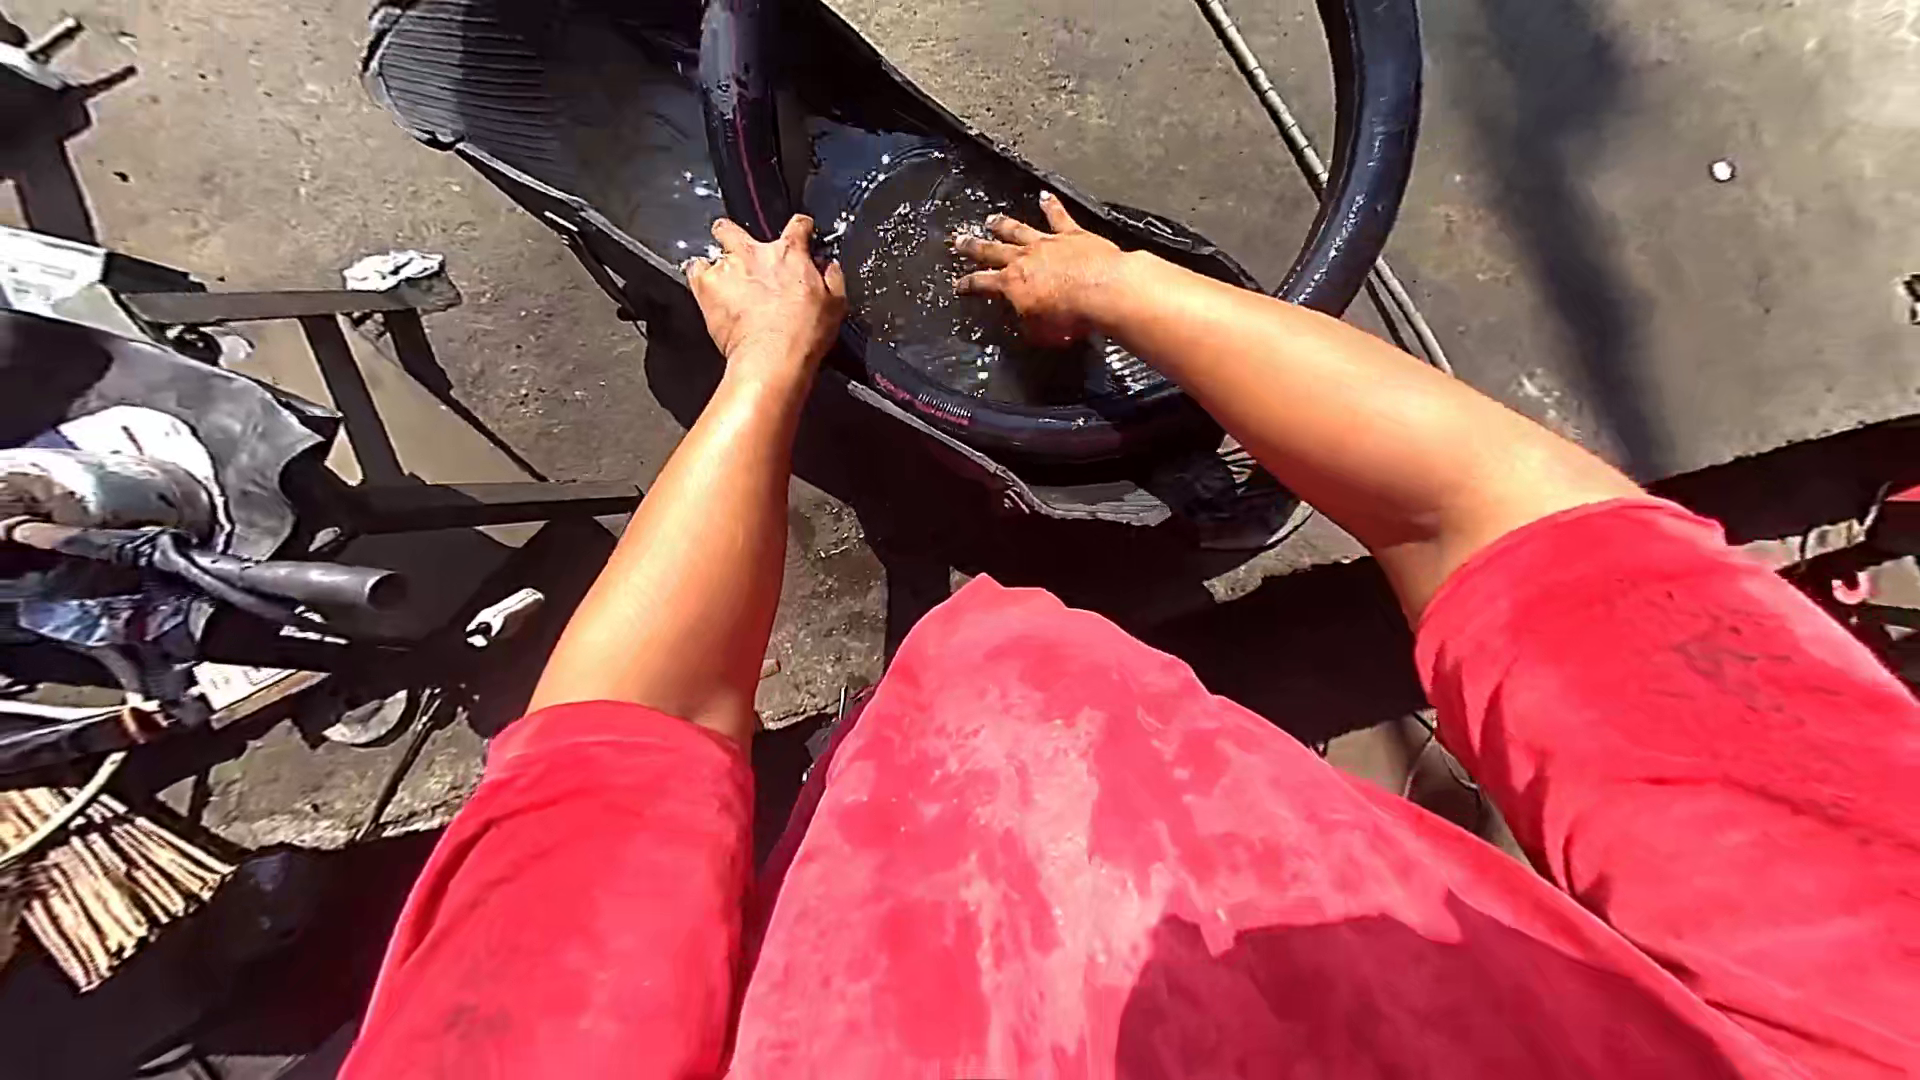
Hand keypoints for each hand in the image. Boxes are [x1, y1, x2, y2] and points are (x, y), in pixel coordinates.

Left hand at [685, 215, 846, 382]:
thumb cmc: (804, 337)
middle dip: (738, 236)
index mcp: (791, 255)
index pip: (797, 225)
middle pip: (738, 227)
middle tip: (745, 256)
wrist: (773, 358)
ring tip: (726, 282)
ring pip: (714, 247)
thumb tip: (828, 266)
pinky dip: (700, 279)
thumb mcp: (836, 306)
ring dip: (719, 261)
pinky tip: (711, 294)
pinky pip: (694, 271)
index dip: (801, 227)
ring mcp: (728, 266)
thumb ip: (832, 278)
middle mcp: (756, 253)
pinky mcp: (707, 285)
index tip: (801, 232)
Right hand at [952, 192, 1128, 345]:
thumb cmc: (1069, 317)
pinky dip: (1050, 206)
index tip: (958, 285)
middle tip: (960, 240)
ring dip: (1003, 224)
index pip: (982, 283)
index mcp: (1011, 284)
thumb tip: (1024, 320)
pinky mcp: (1071, 235)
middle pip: (992, 250)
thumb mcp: (1039, 331)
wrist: (1100, 291)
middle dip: (973, 246)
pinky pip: (1057, 217)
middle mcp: (1023, 259)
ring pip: (1018, 230)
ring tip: (991, 219)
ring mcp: (1046, 243)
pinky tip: (1044, 196)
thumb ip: (1027, 323)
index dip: (968, 285)